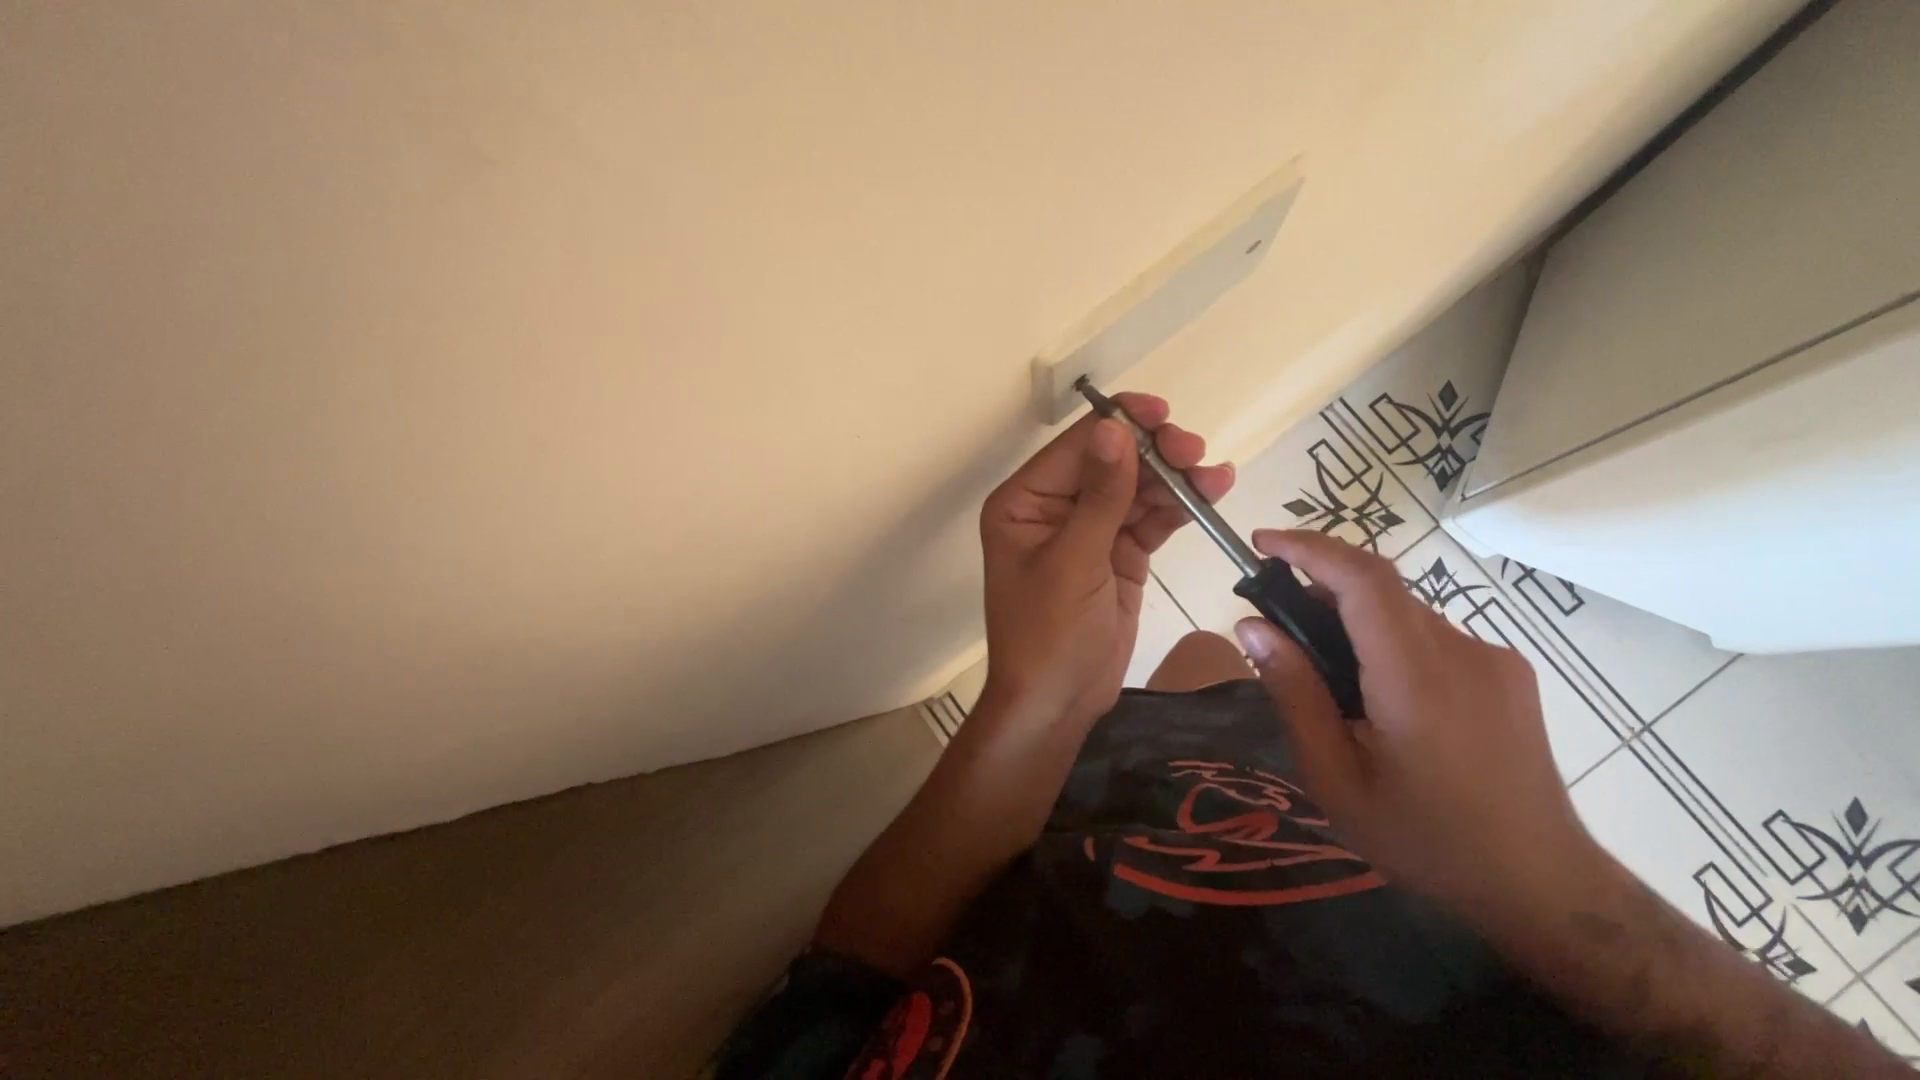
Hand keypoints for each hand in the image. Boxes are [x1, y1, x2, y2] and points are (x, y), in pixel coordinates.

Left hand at [978, 393, 1232, 724]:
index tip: (1163, 415)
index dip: (1119, 426)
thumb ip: (1100, 496)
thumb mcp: (1073, 562)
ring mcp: (1090, 531)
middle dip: (1155, 454)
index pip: (1076, 449)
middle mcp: (1055, 508)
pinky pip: (1151, 520)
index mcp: (1024, 502)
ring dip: (1175, 480)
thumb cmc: (1047, 636)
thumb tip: (1114, 428)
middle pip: (1112, 462)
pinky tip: (1212, 492)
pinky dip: (1179, 508)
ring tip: (1214, 476)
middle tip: (1194, 453)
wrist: (1057, 703)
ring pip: (1138, 489)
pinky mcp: (1119, 555)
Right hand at [1231, 529, 1602, 925]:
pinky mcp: (1510, 674)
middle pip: (1382, 589)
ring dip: (1355, 620)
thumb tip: (1252, 627)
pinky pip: (1433, 637)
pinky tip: (1378, 697)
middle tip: (1273, 621)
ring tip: (1324, 674)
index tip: (1261, 543)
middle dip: (1320, 586)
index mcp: (1416, 680)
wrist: (1539, 885)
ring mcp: (1495, 661)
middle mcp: (1463, 653)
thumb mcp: (1334, 777)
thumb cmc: (1422, 840)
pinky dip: (1390, 642)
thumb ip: (1294, 694)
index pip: (1364, 580)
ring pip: (1406, 613)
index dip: (1310, 548)